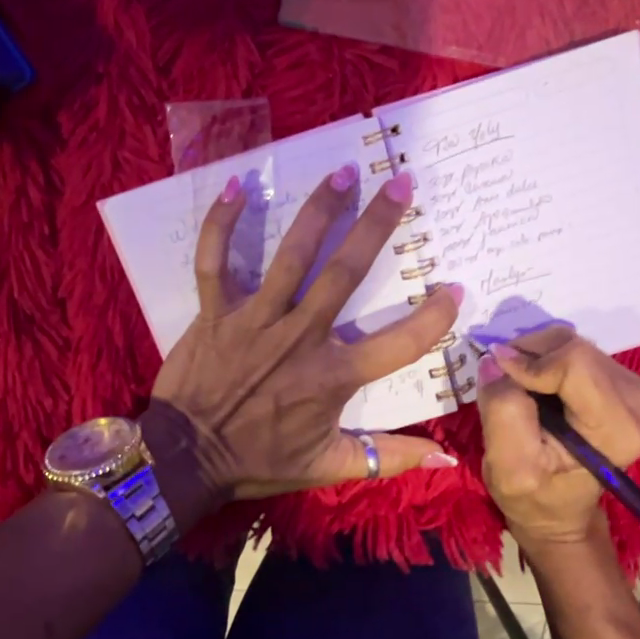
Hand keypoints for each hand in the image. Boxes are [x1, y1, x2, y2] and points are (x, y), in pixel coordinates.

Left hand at [150, 165, 462, 502]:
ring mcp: (255, 318)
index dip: (434, 317)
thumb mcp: (328, 466)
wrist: (184, 460)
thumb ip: (387, 458)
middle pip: (345, 273)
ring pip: (291, 255)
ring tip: (344, 171)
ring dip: (319, 209)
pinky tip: (237, 185)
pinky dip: (221, 224)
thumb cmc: (258, 460)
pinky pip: (214, 261)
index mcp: (332, 375)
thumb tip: (446, 461)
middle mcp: (299, 336)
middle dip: (377, 225)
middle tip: (401, 183)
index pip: (398, 342)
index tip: (455, 288)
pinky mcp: (215, 311)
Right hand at [475, 326, 639, 549]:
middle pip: (575, 347)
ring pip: (574, 344)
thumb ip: (502, 410)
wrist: (558, 513)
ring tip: (517, 385)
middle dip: (530, 355)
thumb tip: (495, 361)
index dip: (529, 362)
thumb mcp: (507, 466)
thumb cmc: (534, 498)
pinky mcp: (624, 384)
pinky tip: (535, 385)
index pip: (573, 362)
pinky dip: (548, 360)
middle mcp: (638, 404)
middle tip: (502, 378)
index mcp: (617, 428)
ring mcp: (635, 391)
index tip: (497, 374)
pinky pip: (578, 351)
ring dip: (537, 357)